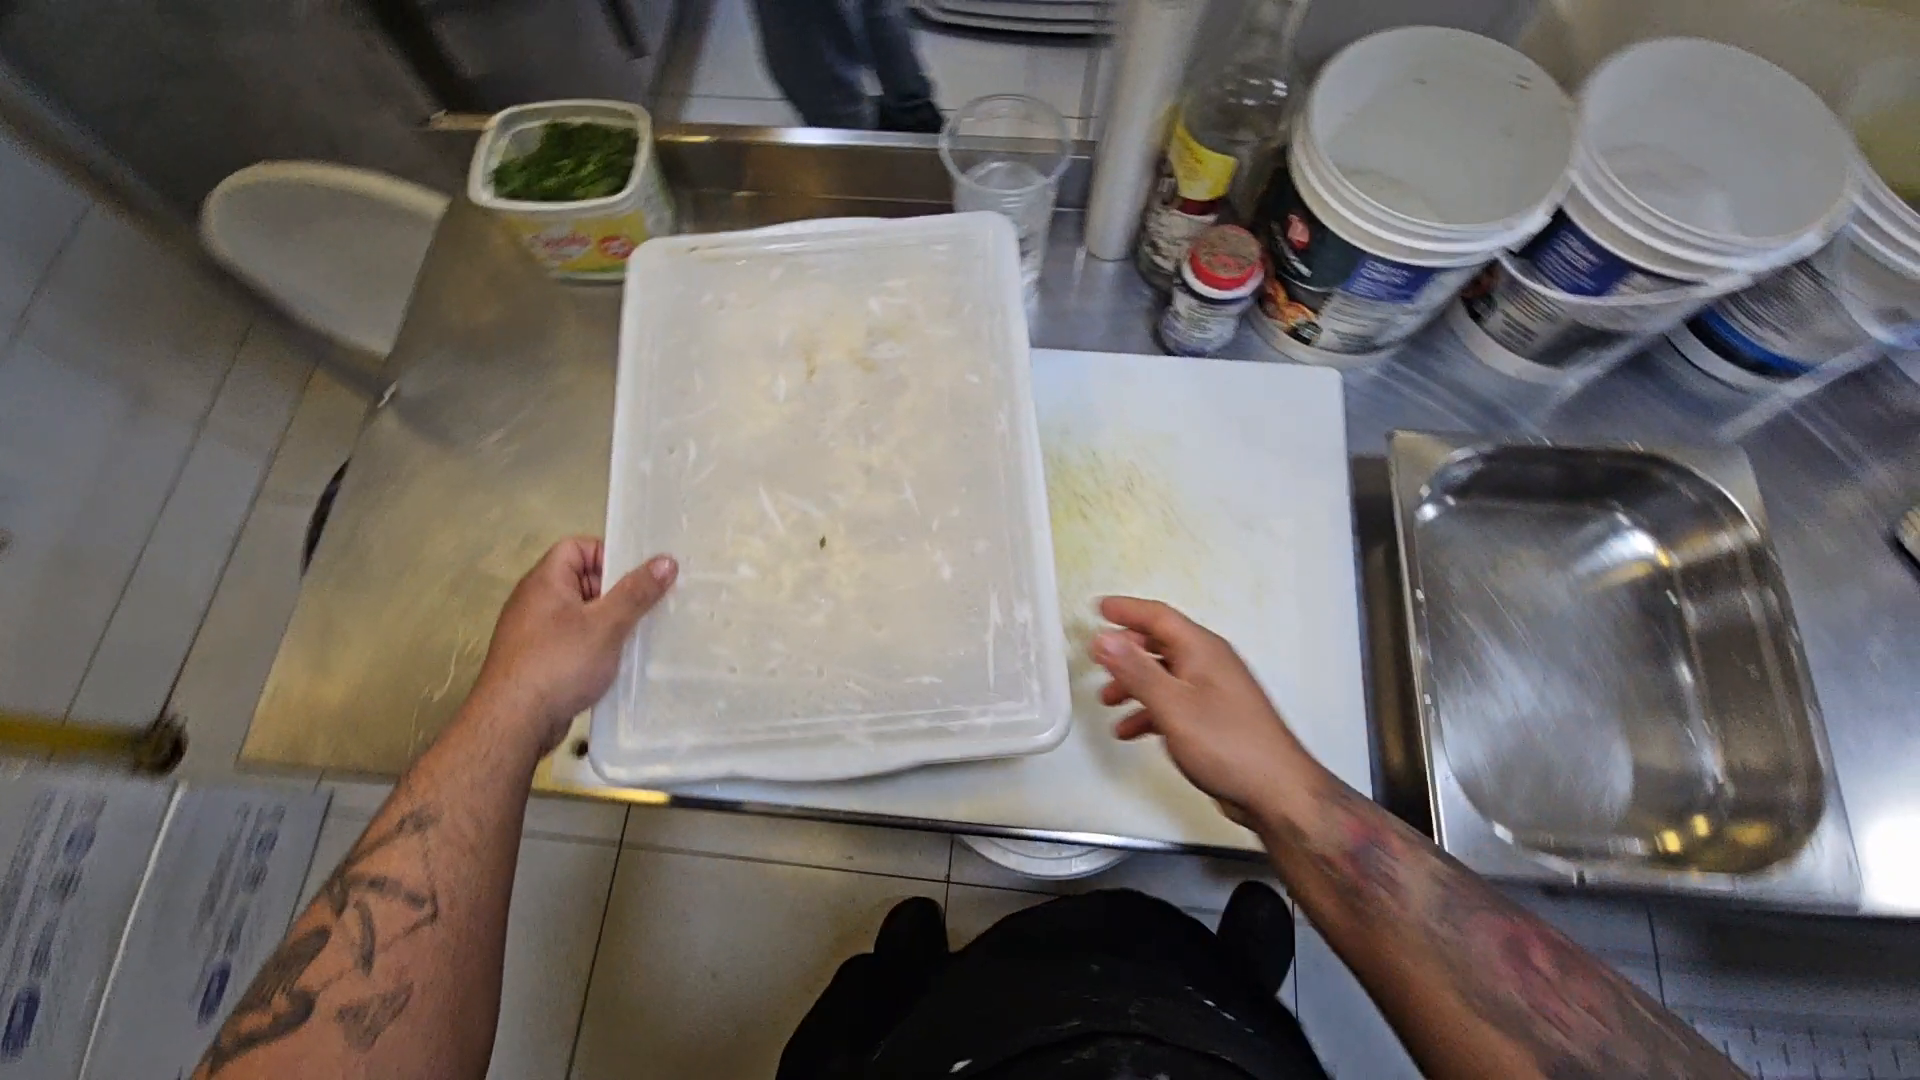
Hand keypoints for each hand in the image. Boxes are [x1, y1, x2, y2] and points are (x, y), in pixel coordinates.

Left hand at [471, 538, 676, 754]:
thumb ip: (636, 592)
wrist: (514, 722)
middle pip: (583, 579)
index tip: (637, 577)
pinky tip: (619, 660)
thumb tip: (666, 560)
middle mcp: (536, 601)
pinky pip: (576, 639)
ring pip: (583, 613)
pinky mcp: (541, 659)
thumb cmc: (559, 663)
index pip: (577, 547)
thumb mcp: (606, 624)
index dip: (608, 554)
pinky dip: (598, 644)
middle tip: (648, 605)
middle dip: (617, 591)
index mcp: (545, 582)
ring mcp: (536, 632)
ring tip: (641, 633)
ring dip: (611, 621)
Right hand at [1091, 597, 1312, 824]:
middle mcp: (1209, 663)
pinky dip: (1150, 710)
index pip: (1158, 617)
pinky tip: (1132, 730)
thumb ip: (1135, 671)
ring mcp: (1214, 691)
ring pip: (1165, 675)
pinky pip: (1174, 702)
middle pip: (1160, 644)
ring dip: (1134, 684)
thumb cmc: (1226, 744)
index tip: (1099, 608)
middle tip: (1098, 661)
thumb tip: (1103, 638)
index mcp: (1202, 650)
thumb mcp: (1172, 705)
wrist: (1276, 793)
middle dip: (1126, 651)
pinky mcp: (1215, 718)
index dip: (1127, 610)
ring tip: (1108, 701)